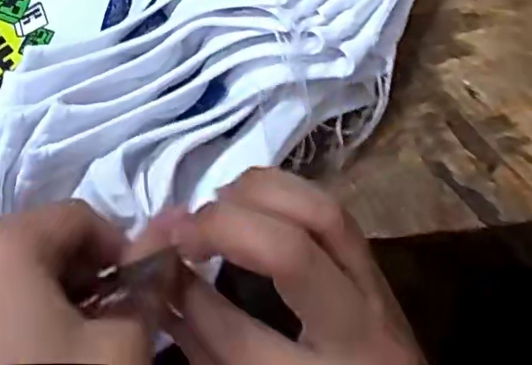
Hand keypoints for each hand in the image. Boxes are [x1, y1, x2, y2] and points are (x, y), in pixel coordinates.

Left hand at [0, 200, 156, 364]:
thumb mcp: (116, 350)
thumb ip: (145, 292)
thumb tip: (166, 247)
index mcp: (9, 239)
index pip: (80, 217)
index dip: (123, 248)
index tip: (148, 291)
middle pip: (52, 239)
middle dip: (96, 274)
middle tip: (127, 319)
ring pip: (30, 268)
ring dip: (72, 295)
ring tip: (98, 340)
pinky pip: (7, 292)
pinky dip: (40, 310)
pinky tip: (62, 351)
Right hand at [166, 169, 422, 364]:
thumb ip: (203, 341)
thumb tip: (158, 282)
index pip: (240, 333)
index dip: (186, 292)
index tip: (154, 262)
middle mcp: (359, 334)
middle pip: (292, 252)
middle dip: (223, 226)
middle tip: (182, 229)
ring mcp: (377, 291)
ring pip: (320, 210)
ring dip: (254, 193)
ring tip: (215, 205)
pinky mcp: (375, 264)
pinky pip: (327, 205)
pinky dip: (279, 189)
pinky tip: (247, 200)